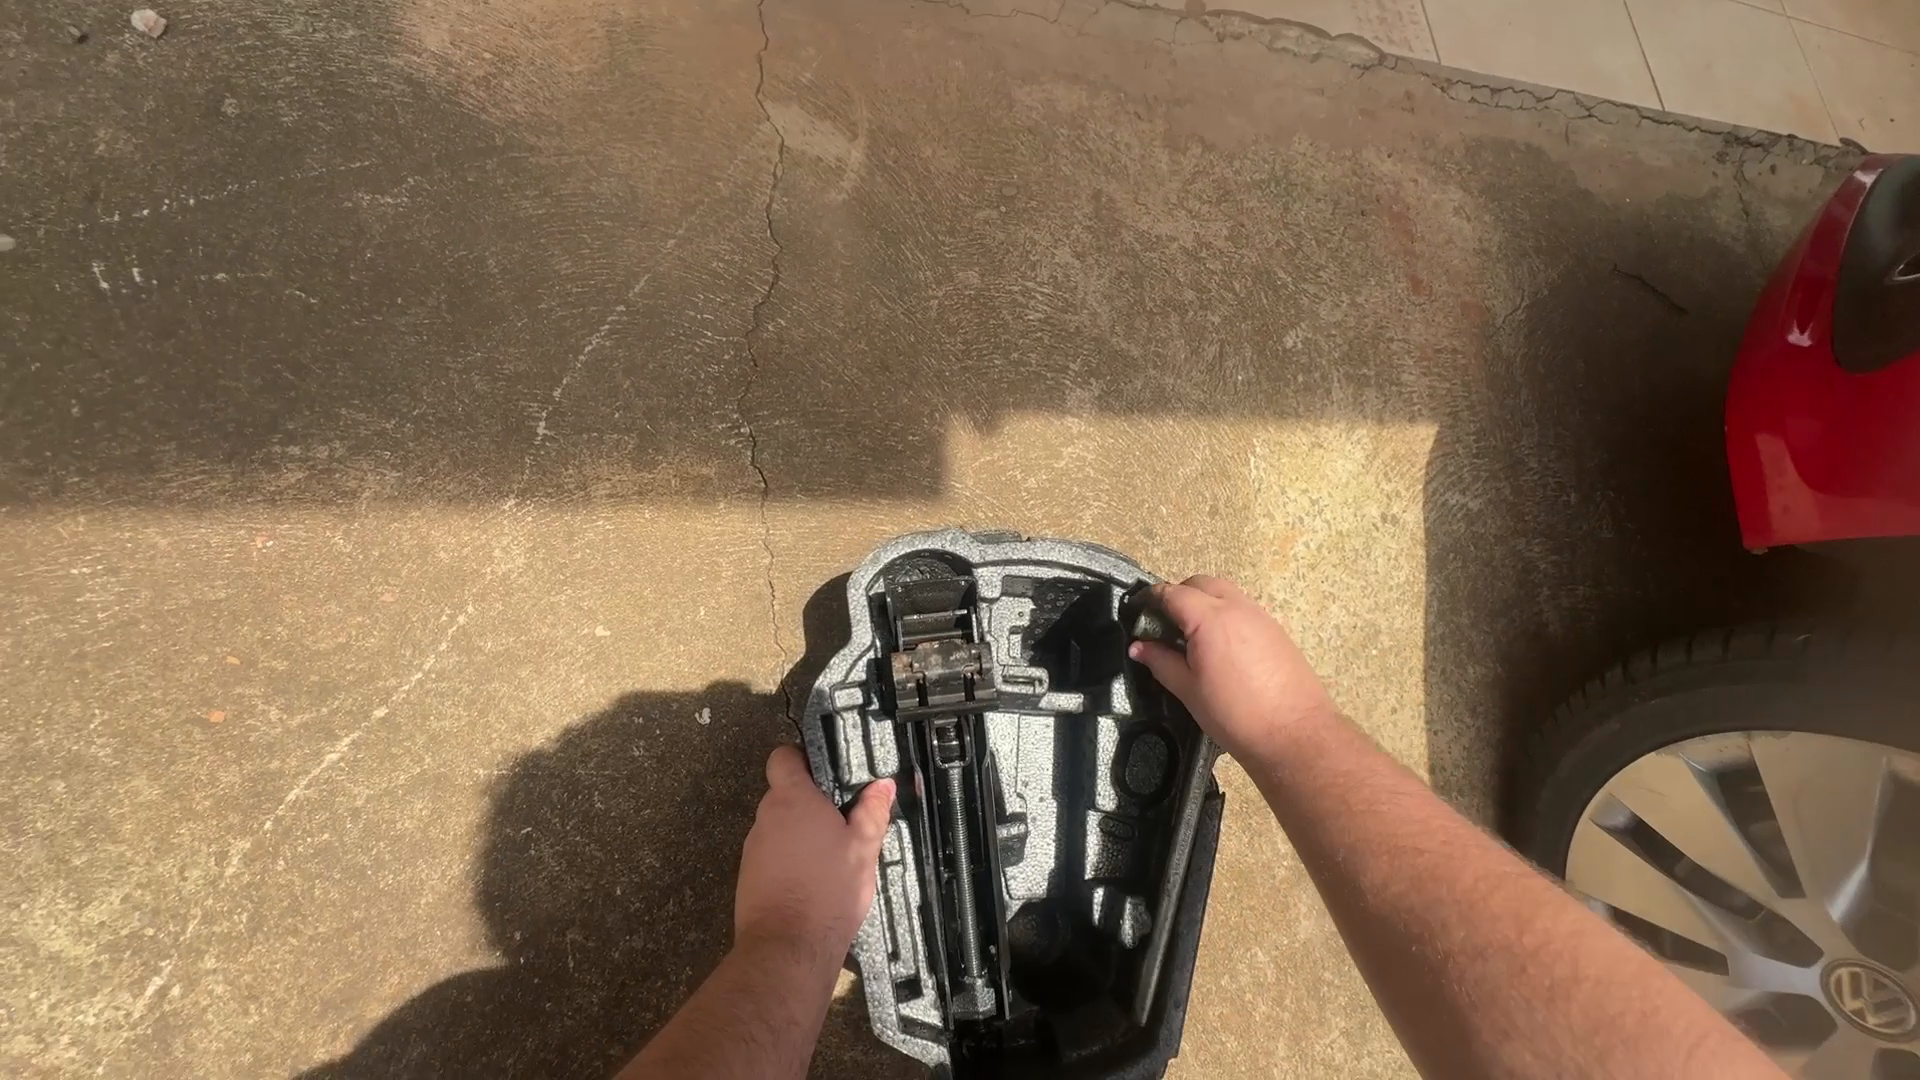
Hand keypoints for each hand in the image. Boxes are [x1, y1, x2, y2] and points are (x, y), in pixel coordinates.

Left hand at [734, 745, 894, 965]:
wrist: (788, 949)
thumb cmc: (827, 891)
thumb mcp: (864, 848)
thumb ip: (873, 811)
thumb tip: (883, 786)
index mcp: (793, 799)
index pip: (783, 756)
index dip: (802, 757)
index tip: (824, 769)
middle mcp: (766, 817)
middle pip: (784, 793)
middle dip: (810, 801)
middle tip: (841, 816)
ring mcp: (753, 848)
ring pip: (778, 825)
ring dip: (799, 832)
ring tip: (830, 853)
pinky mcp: (748, 876)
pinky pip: (771, 853)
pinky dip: (789, 858)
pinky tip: (813, 878)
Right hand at [1127, 575, 1337, 763]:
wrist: (1296, 734)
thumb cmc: (1239, 715)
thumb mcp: (1188, 689)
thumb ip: (1160, 662)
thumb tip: (1140, 648)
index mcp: (1210, 619)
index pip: (1172, 593)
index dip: (1150, 598)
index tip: (1138, 609)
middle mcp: (1237, 609)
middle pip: (1199, 584)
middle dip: (1178, 595)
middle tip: (1163, 622)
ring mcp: (1260, 617)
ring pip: (1224, 593)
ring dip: (1203, 601)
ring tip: (1190, 634)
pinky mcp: (1275, 630)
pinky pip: (1242, 608)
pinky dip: (1224, 614)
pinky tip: (1218, 644)